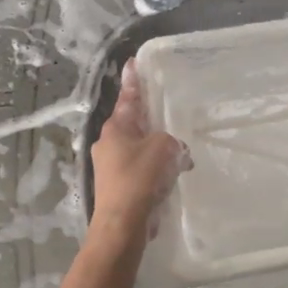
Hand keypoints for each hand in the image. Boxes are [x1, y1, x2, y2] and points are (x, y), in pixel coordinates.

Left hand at [89, 62, 186, 241]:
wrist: (122, 225)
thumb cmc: (140, 179)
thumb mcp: (164, 149)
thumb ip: (173, 142)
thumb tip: (177, 152)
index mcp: (116, 128)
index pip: (128, 96)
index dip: (133, 80)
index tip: (132, 62)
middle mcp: (108, 143)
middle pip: (132, 124)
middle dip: (149, 119)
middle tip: (166, 110)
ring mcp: (110, 167)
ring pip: (138, 149)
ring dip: (156, 149)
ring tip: (179, 152)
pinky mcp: (117, 187)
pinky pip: (140, 170)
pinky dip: (155, 170)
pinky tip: (172, 177)